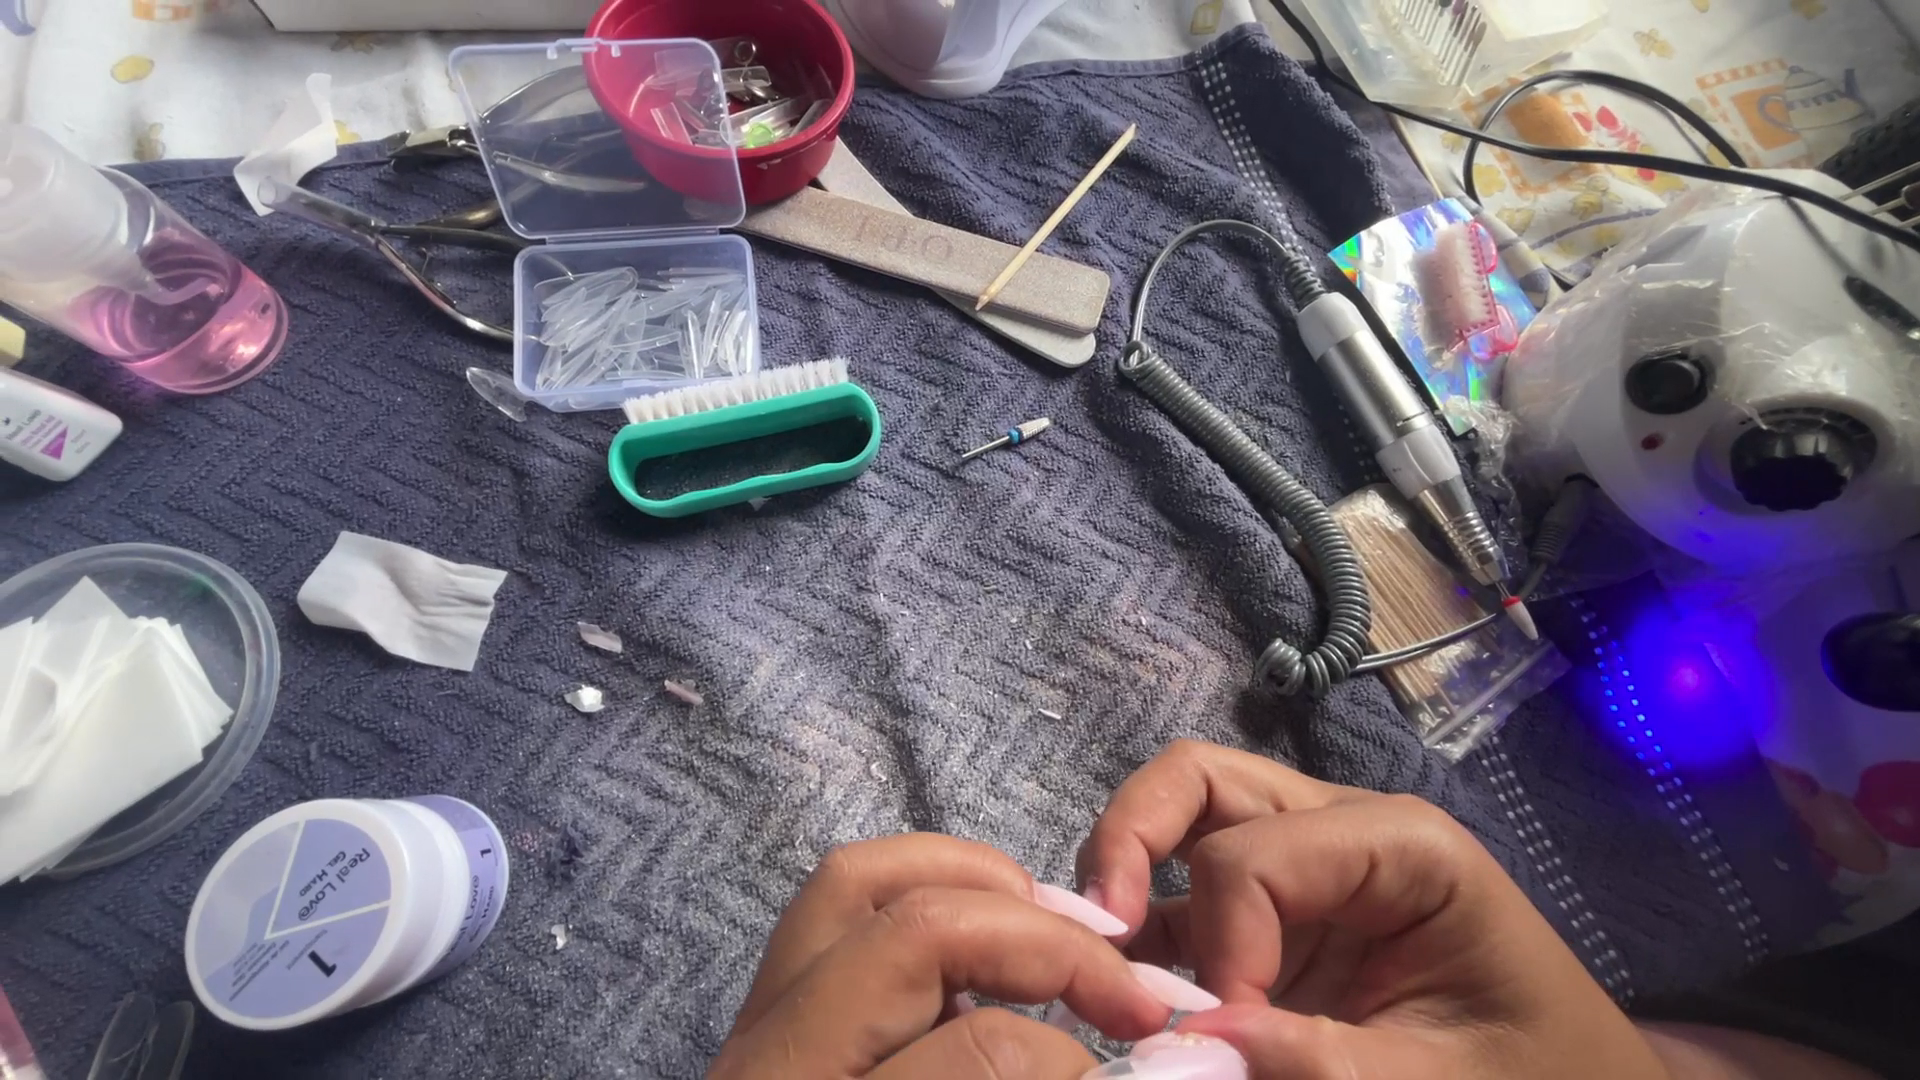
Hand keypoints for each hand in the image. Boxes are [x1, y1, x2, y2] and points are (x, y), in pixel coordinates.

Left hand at [710, 834, 1180, 1078]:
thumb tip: (1142, 1070)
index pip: (974, 1058)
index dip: (1065, 1059)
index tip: (1137, 1064)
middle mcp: (773, 1067)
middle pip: (913, 937)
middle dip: (1042, 943)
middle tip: (1123, 985)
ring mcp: (753, 1025)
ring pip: (855, 882)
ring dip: (973, 877)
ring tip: (1052, 917)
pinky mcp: (758, 1007)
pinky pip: (833, 899)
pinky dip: (918, 878)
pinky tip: (978, 912)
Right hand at [1075, 740, 1670, 1077]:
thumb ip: (1321, 1066)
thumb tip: (1188, 1045)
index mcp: (1398, 842)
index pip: (1254, 855)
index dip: (1218, 944)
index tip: (1218, 1034)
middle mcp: (1336, 824)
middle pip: (1199, 779)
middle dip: (1132, 836)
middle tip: (1099, 921)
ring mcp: (1300, 859)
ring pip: (1182, 811)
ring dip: (1127, 865)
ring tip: (1102, 943)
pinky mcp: (1277, 906)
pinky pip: (1188, 884)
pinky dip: (1145, 919)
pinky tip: (1125, 970)